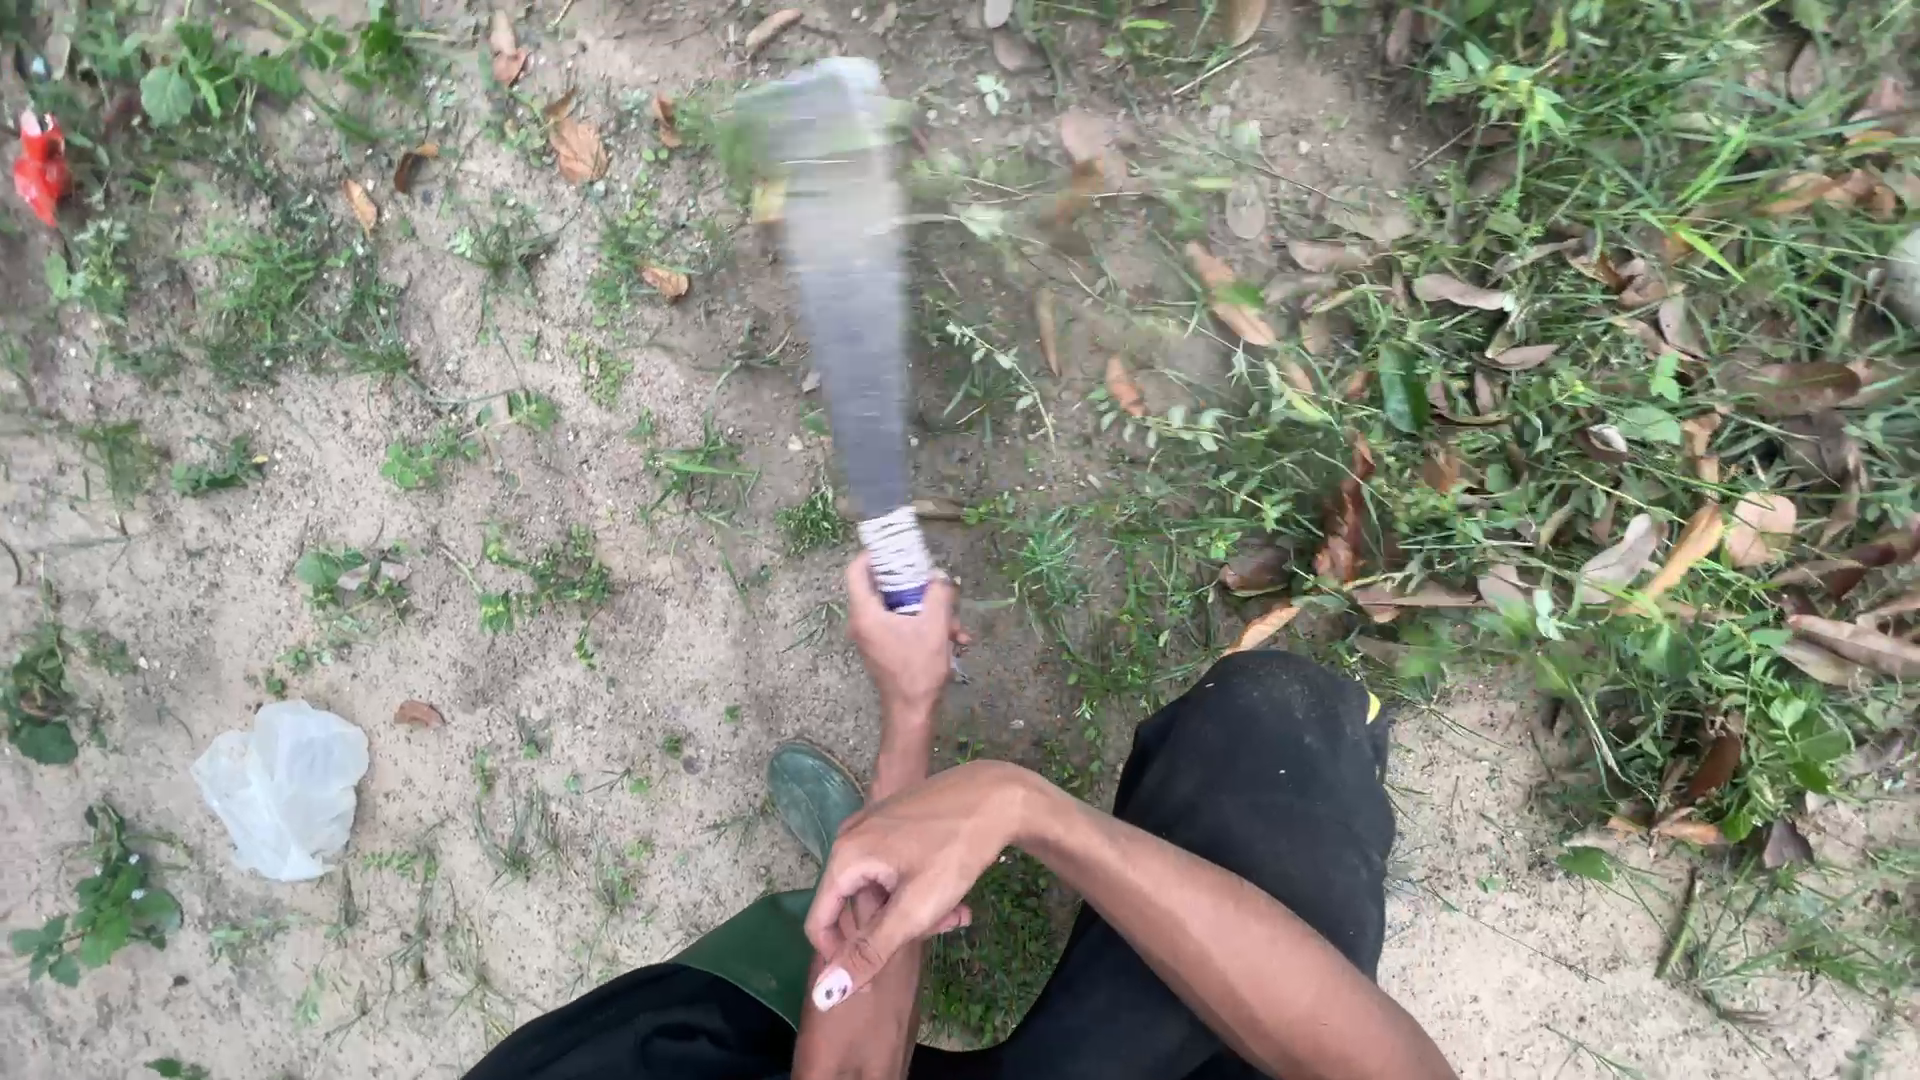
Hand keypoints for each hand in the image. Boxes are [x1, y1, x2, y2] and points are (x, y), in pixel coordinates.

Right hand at [804, 761, 1041, 1009]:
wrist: (998, 795)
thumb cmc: (954, 850)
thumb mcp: (913, 909)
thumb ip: (868, 952)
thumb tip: (823, 994)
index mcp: (845, 855)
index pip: (820, 922)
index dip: (842, 960)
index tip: (875, 981)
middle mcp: (852, 836)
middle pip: (860, 904)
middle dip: (897, 927)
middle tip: (941, 929)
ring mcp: (875, 825)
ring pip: (883, 888)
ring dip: (915, 910)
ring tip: (958, 914)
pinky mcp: (897, 821)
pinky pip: (895, 867)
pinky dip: (920, 887)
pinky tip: (955, 896)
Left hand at [844, 553, 966, 721]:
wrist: (912, 712)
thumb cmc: (918, 669)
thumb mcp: (935, 627)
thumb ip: (939, 595)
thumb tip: (940, 577)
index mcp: (865, 614)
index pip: (855, 571)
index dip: (871, 555)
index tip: (893, 548)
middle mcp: (862, 623)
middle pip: (882, 588)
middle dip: (915, 586)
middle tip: (935, 582)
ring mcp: (871, 637)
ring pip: (897, 609)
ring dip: (927, 611)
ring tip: (955, 625)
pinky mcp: (882, 648)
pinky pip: (900, 626)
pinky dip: (924, 626)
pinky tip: (954, 639)